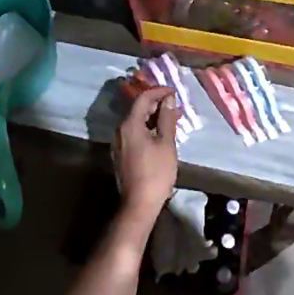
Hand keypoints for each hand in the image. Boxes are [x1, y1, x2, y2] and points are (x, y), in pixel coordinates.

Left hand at [114, 86, 178, 220]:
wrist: (139, 202)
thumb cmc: (156, 172)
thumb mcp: (166, 143)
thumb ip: (166, 119)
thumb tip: (168, 99)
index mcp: (129, 124)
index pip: (143, 99)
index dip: (158, 92)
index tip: (173, 92)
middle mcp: (120, 129)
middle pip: (137, 109)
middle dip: (157, 104)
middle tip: (175, 105)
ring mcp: (118, 142)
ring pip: (136, 122)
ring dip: (152, 117)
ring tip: (172, 119)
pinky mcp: (120, 153)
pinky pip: (133, 133)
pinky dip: (147, 129)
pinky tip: (160, 134)